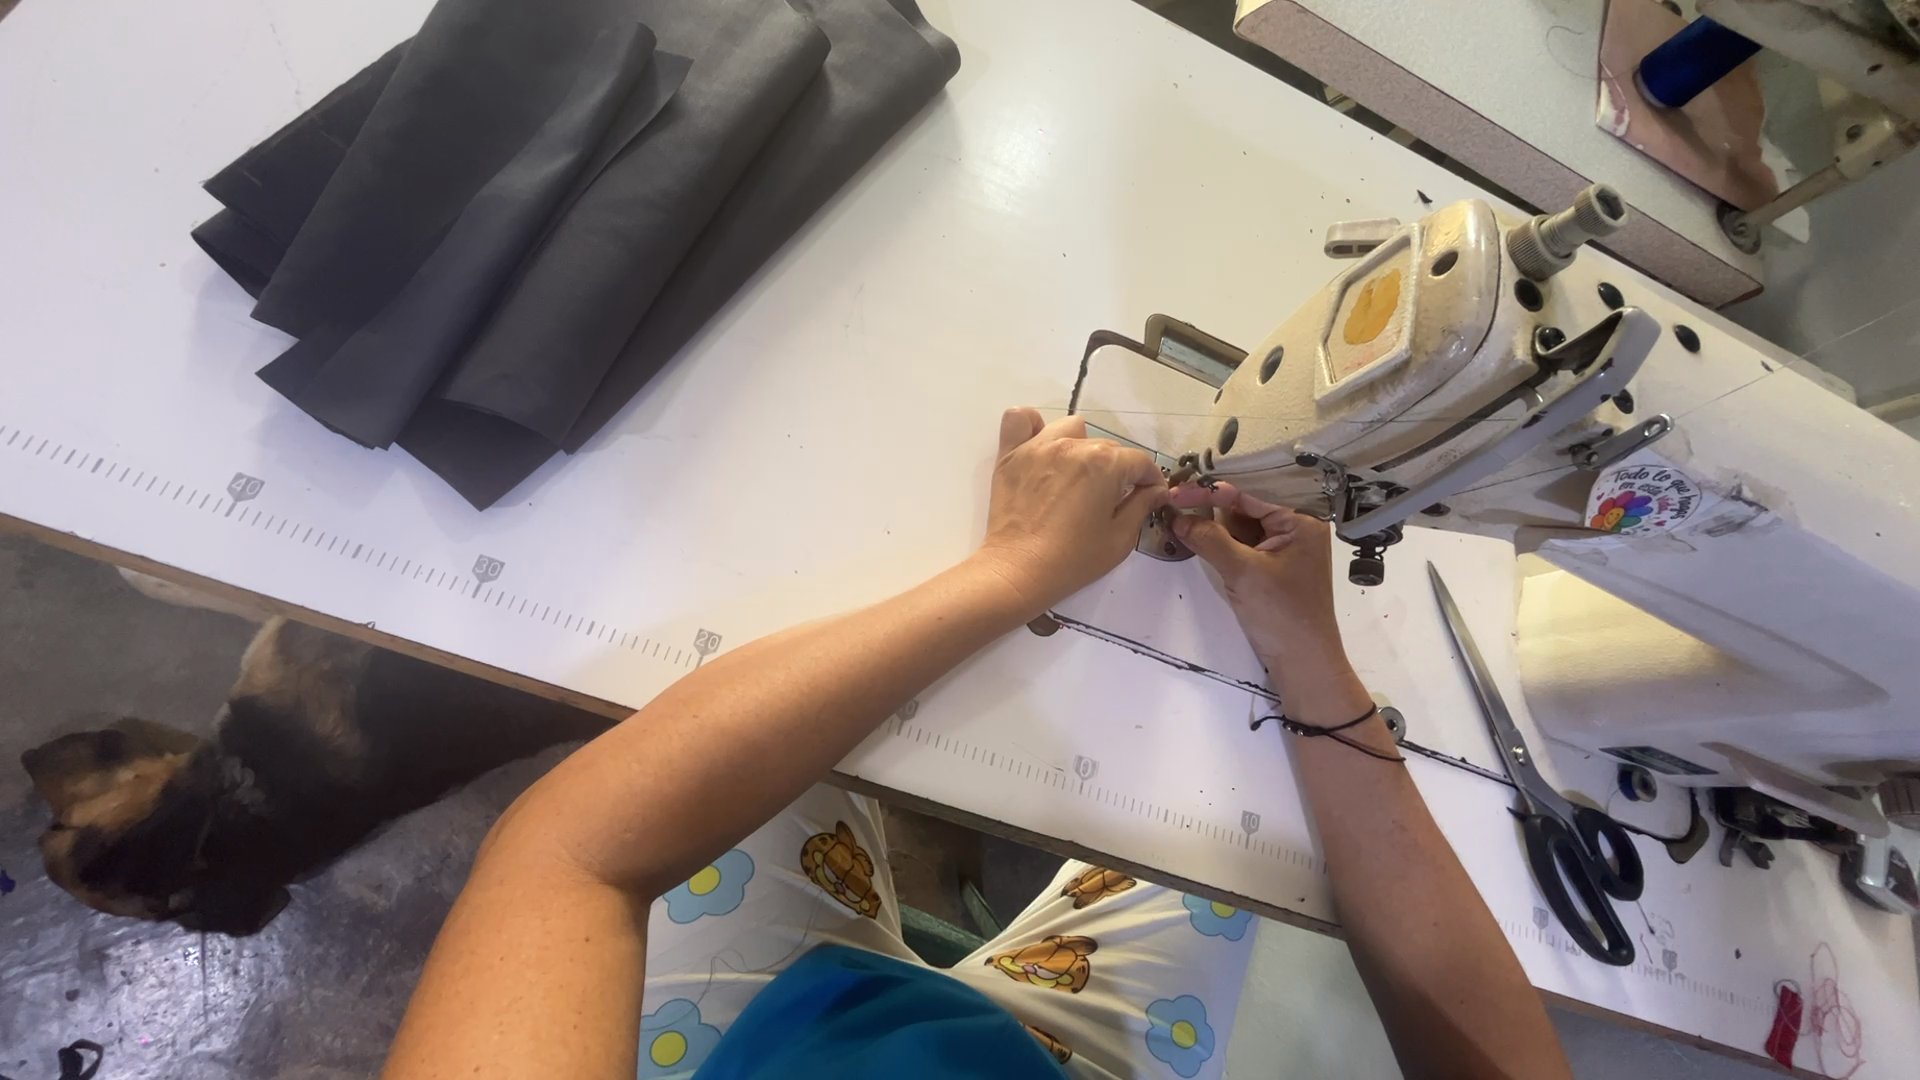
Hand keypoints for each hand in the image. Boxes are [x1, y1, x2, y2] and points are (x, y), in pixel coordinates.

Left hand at [973, 408, 1168, 617]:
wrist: (1019, 570)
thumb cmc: (1073, 560)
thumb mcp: (1119, 539)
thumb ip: (1141, 506)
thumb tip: (1156, 490)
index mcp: (1105, 464)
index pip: (1139, 462)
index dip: (1150, 481)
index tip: (1149, 496)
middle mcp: (1073, 446)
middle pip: (1107, 447)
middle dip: (1116, 470)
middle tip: (1109, 498)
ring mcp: (1039, 447)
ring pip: (1071, 429)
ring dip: (1080, 446)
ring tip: (1076, 474)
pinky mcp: (1011, 455)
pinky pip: (1019, 419)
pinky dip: (1031, 427)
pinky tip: (1039, 448)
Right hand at [1169, 483, 1360, 705]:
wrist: (1302, 662)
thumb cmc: (1282, 614)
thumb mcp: (1243, 572)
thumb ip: (1210, 539)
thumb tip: (1177, 517)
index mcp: (1301, 521)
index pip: (1250, 495)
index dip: (1210, 491)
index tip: (1176, 491)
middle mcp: (1295, 529)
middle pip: (1244, 508)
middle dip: (1209, 505)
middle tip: (1172, 500)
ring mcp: (1282, 550)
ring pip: (1239, 527)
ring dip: (1210, 524)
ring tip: (1177, 516)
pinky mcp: (1270, 569)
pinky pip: (1240, 546)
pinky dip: (1217, 542)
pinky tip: (1194, 537)